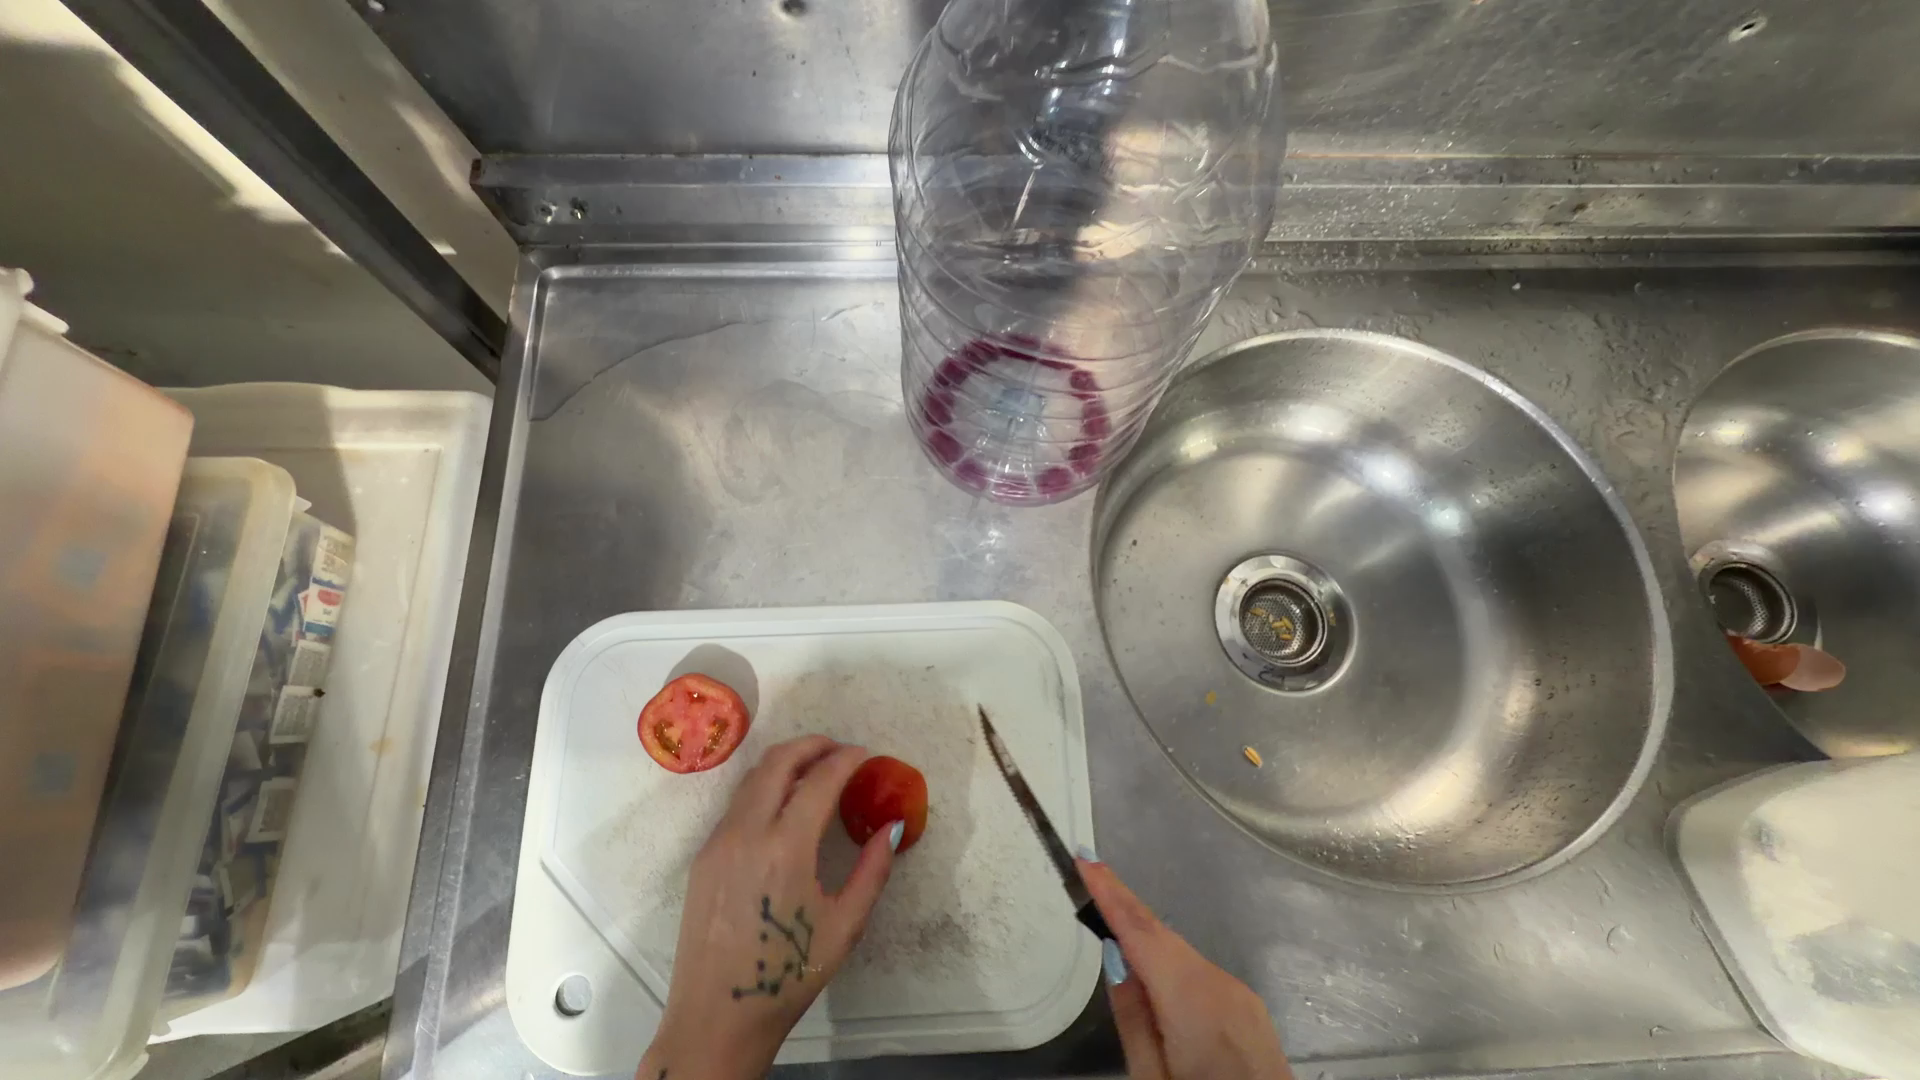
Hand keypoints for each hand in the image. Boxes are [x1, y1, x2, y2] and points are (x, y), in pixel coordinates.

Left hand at [637, 737, 902, 1079]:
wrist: (716, 1017)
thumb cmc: (788, 974)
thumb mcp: (845, 926)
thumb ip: (873, 870)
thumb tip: (893, 827)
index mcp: (785, 847)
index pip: (819, 779)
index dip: (846, 759)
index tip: (865, 754)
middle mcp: (746, 831)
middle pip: (778, 761)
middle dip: (812, 745)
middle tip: (839, 750)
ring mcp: (719, 840)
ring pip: (752, 777)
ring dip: (786, 762)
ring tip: (815, 770)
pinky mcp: (704, 855)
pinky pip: (738, 803)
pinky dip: (765, 787)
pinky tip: (785, 806)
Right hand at [1079, 855, 1293, 1079]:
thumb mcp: (1153, 1079)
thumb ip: (1133, 1019)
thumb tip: (1116, 959)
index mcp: (1191, 1000)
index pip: (1140, 932)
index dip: (1111, 892)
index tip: (1086, 858)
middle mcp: (1219, 983)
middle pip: (1160, 935)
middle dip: (1123, 902)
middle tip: (1088, 872)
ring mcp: (1239, 993)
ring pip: (1179, 953)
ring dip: (1144, 935)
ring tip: (1108, 917)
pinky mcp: (1248, 1007)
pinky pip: (1198, 972)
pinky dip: (1168, 960)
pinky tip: (1151, 968)